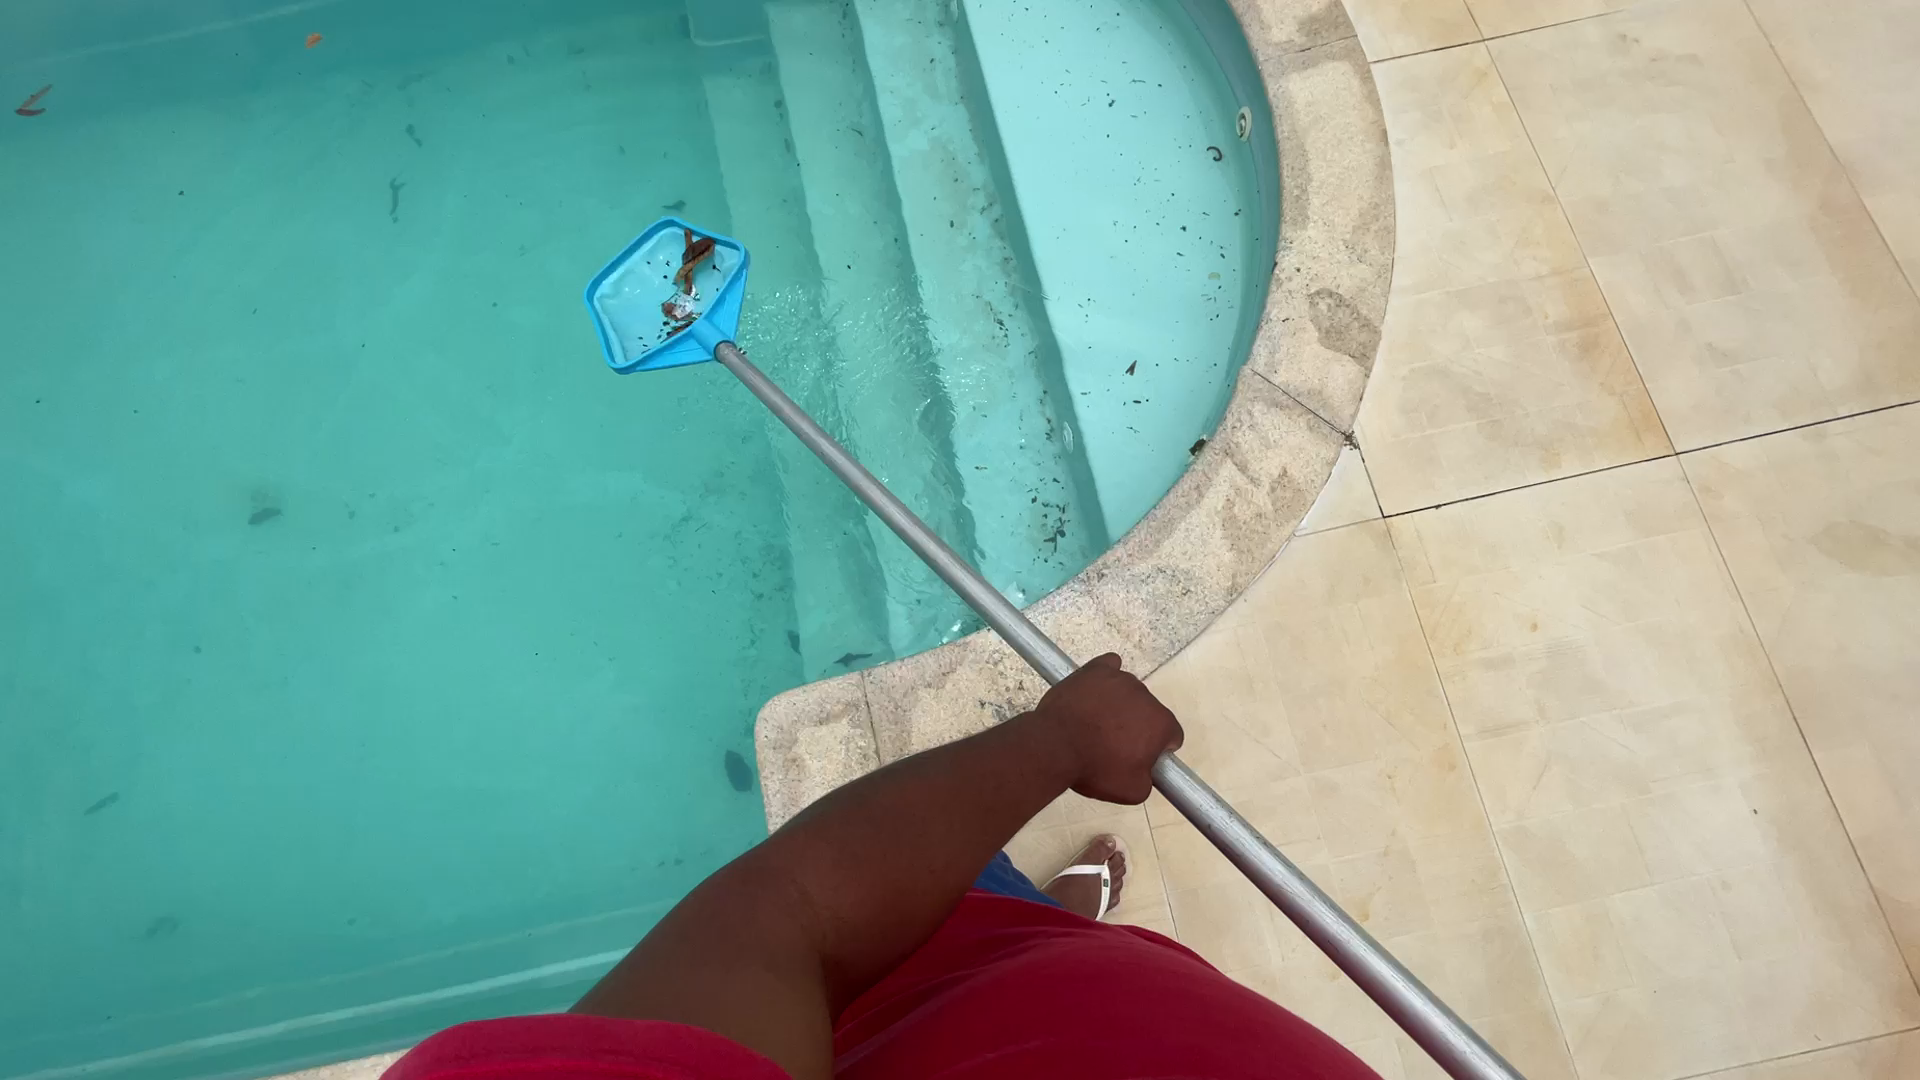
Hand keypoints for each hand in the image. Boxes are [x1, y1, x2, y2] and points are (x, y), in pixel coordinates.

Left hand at [1033, 654, 1183, 803]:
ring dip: (1118, 704)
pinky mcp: (1094, 669)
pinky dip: (1105, 675)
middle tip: (1112, 744)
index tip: (1139, 757)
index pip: (1171, 735)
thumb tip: (1147, 771)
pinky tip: (1097, 687)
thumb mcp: (1132, 791)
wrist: (1054, 746)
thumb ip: (1149, 779)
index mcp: (1160, 722)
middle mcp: (1145, 694)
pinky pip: (1108, 666)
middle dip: (1136, 726)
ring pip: (1127, 692)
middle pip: (1148, 711)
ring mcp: (1118, 678)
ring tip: (1094, 722)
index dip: (1157, 749)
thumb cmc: (1095, 768)